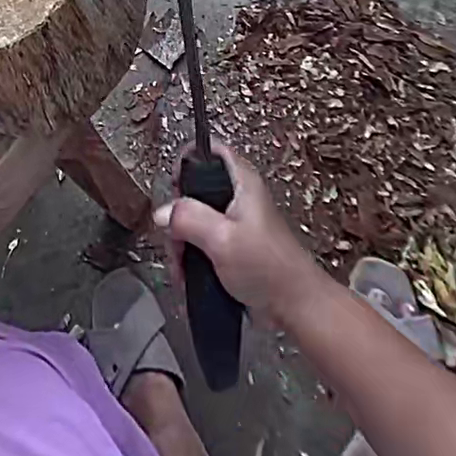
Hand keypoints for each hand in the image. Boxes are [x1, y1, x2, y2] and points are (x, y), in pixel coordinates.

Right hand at [154, 144, 327, 324]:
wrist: (292, 302)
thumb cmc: (267, 266)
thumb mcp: (222, 239)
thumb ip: (190, 219)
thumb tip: (163, 211)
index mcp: (243, 183)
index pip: (213, 152)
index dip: (189, 160)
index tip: (174, 185)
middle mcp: (239, 197)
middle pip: (197, 191)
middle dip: (180, 216)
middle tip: (178, 239)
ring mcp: (236, 222)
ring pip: (196, 220)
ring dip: (183, 242)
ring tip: (183, 267)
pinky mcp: (233, 245)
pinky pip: (203, 242)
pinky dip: (192, 256)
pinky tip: (189, 276)